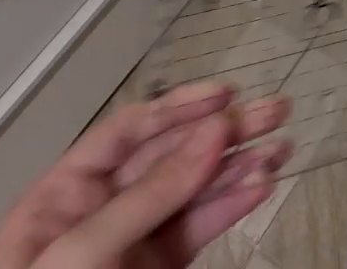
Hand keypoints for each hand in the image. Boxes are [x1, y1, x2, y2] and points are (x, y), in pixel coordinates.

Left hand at [0, 81, 292, 268]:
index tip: (227, 94)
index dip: (177, 107)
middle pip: (173, 153)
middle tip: (277, 111)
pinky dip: (236, 203)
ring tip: (283, 149)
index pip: (127, 133)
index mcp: (63, 197)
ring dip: (242, 163)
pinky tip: (263, 187)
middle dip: (226, 130)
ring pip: (197, 186)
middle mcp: (102, 209)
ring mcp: (135, 239)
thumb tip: (216, 130)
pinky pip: (203, 224)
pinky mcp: (163, 265)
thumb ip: (149, 195)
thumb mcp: (83, 253)